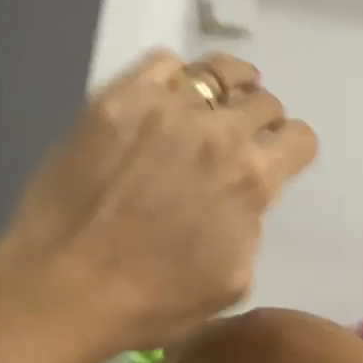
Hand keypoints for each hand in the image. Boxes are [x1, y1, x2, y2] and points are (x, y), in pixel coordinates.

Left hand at [0, 50, 318, 350]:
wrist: (63, 287)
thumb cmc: (152, 301)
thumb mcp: (232, 282)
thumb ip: (251, 225)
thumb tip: (243, 200)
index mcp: (252, 177)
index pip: (300, 139)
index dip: (291, 151)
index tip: (275, 162)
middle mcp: (217, 130)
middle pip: (262, 102)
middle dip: (258, 123)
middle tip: (233, 145)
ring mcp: (165, 106)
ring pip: (218, 71)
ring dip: (226, 89)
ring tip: (211, 104)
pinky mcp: (117, 97)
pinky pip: (163, 61)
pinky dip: (174, 77)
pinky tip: (164, 99)